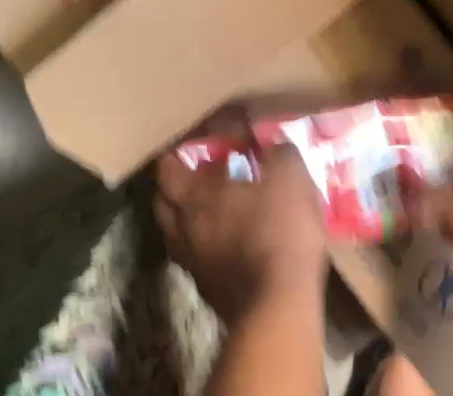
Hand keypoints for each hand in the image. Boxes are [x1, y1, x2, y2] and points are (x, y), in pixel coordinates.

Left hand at [155, 143, 328, 324]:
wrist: (279, 308)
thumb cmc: (279, 232)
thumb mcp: (290, 178)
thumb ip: (279, 153)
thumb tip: (274, 145)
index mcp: (194, 197)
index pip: (166, 170)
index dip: (174, 156)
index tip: (190, 148)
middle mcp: (182, 230)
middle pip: (163, 203)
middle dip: (175, 187)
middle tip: (200, 177)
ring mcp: (192, 265)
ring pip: (176, 235)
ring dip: (187, 220)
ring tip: (214, 211)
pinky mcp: (208, 291)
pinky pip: (196, 260)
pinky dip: (205, 248)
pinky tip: (230, 245)